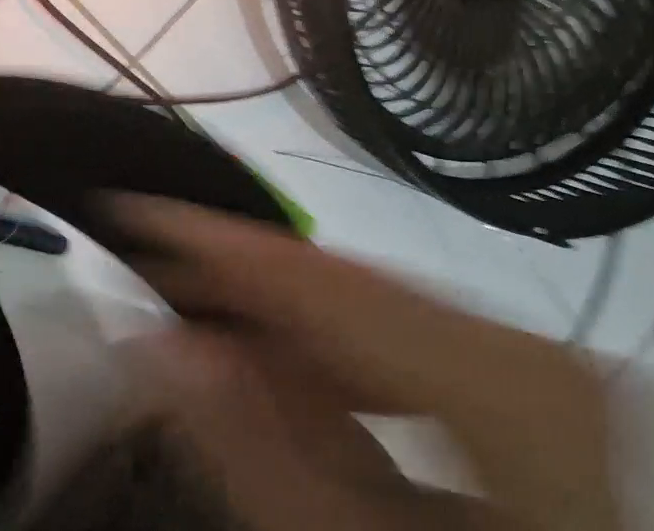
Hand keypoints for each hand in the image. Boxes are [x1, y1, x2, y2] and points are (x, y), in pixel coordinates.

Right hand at [112, 196, 619, 530]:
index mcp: (500, 381)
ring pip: (362, 307)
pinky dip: (324, 349)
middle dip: (233, 289)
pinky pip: (397, 335)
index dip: (208, 240)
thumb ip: (247, 445)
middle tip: (142, 285)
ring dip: (272, 320)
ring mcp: (531, 361)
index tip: (121, 208)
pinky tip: (277, 372)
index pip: (317, 280)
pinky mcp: (524, 382)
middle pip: (339, 288)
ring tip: (195, 334)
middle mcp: (524, 347)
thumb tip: (150, 343)